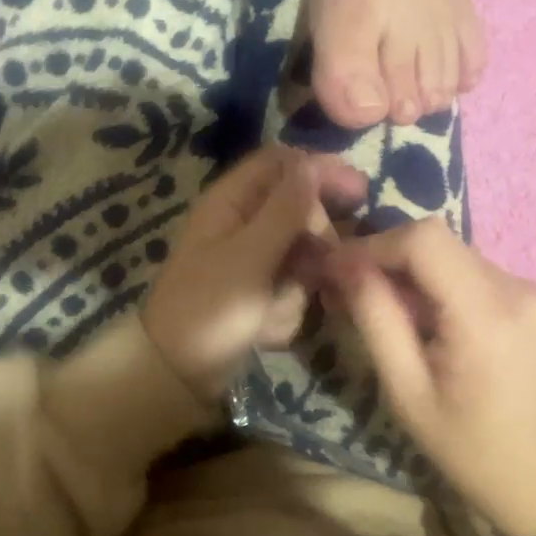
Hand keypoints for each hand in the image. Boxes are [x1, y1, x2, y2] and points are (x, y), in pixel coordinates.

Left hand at [141, 148, 366, 400]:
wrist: (177, 373)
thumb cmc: (209, 307)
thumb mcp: (249, 256)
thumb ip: (284, 209)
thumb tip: (311, 164)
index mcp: (229, 201)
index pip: (280, 162)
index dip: (318, 168)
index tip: (358, 190)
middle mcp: (241, 222)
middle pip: (298, 209)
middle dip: (313, 241)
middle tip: (320, 266)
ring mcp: (250, 259)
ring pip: (300, 254)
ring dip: (295, 285)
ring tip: (272, 311)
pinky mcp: (257, 291)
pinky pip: (290, 288)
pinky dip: (283, 309)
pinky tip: (265, 330)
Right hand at [327, 219, 535, 535]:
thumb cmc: (468, 448)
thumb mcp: (406, 391)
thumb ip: (375, 318)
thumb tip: (342, 263)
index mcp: (488, 318)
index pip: (424, 241)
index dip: (373, 244)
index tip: (337, 266)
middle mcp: (520, 290)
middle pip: (438, 241)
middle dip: (388, 256)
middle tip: (350, 286)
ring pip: (455, 253)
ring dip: (413, 270)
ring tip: (385, 306)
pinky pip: (475, 271)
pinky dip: (441, 282)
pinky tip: (426, 318)